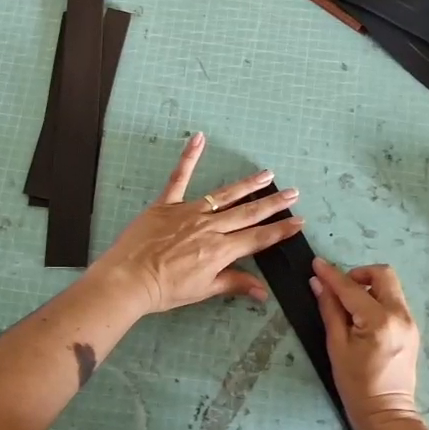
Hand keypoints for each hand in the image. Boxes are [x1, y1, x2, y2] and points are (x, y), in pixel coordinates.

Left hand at [84, 132, 303, 314]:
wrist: (129, 280)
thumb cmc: (165, 290)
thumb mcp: (204, 290)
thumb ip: (234, 283)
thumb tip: (263, 291)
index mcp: (221, 250)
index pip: (258, 238)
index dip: (280, 230)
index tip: (298, 221)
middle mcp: (211, 227)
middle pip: (248, 213)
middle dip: (273, 203)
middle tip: (293, 192)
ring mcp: (189, 212)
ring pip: (225, 195)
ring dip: (248, 184)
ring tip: (267, 174)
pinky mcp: (167, 204)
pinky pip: (179, 177)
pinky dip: (189, 156)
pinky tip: (199, 138)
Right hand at [311, 258, 421, 429]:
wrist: (387, 414)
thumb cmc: (356, 385)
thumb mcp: (337, 347)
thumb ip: (330, 310)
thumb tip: (318, 283)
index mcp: (379, 321)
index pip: (352, 288)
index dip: (332, 275)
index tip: (316, 263)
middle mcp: (400, 315)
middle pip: (383, 275)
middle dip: (359, 275)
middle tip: (341, 290)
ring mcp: (410, 322)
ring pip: (390, 287)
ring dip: (369, 287)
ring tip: (351, 307)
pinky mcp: (412, 329)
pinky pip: (394, 302)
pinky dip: (378, 300)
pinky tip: (364, 319)